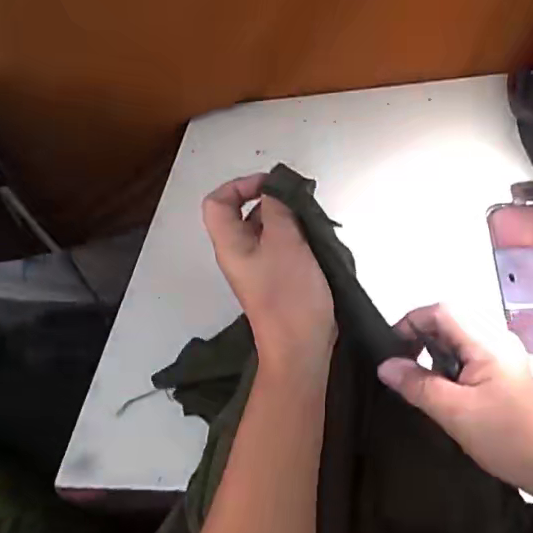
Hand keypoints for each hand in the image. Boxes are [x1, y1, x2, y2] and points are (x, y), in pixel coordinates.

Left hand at [201, 173, 335, 369]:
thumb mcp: (286, 242)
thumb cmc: (290, 294)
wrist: (300, 347)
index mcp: (230, 244)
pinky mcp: (277, 278)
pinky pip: (279, 247)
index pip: (217, 202)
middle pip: (241, 213)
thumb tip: (274, 188)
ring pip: (264, 229)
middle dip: (268, 199)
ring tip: (311, 217)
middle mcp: (239, 254)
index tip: (271, 185)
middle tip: (298, 198)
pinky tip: (315, 237)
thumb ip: (278, 209)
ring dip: (286, 217)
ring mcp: (258, 268)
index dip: (239, 185)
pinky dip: (295, 235)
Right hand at [376, 304, 532, 496]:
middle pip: (450, 319)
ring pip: (459, 336)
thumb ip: (417, 385)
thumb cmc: (505, 438)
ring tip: (421, 381)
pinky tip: (443, 388)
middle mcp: (498, 338)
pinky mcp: (505, 369)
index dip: (411, 323)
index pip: (441, 311)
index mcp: (487, 342)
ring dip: (435, 351)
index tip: (393, 352)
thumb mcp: (453, 413)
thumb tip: (386, 366)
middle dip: (421, 337)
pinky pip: (469, 351)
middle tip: (404, 368)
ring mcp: (504, 353)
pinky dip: (450, 362)